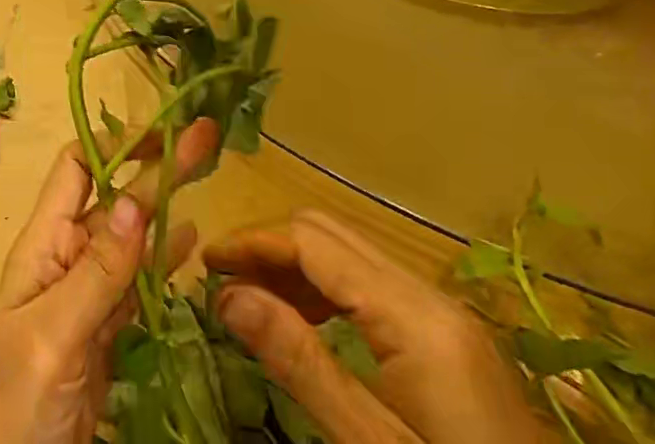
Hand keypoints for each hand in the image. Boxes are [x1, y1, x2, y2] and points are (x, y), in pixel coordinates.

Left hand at [0, 121, 221, 443]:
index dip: (116, 142)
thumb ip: (96, 272)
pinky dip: (162, 261)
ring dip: (165, 206)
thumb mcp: (53, 332)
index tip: (165, 127)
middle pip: (114, 200)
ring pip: (130, 239)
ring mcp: (86, 295)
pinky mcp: (105, 332)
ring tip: (206, 176)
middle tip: (205, 138)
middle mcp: (65, 257)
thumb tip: (135, 201)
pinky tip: (189, 242)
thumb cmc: (15, 400)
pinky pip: (137, 285)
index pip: (78, 169)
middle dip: (155, 167)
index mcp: (43, 244)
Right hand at [206, 211, 553, 443]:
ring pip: (349, 253)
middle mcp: (431, 297)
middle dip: (267, 246)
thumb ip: (299, 363)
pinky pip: (372, 284)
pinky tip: (303, 321)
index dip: (250, 243)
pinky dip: (324, 287)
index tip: (204, 265)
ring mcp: (445, 315)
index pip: (312, 242)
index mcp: (414, 317)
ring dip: (293, 264)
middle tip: (223, 281)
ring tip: (252, 300)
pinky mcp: (450, 337)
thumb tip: (226, 294)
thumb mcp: (369, 443)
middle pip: (329, 232)